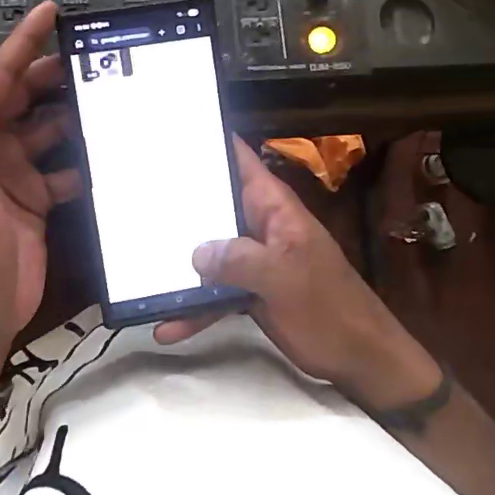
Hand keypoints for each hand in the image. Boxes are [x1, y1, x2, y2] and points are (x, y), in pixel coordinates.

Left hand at [0, 2, 80, 394]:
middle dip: (55, 77)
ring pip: (47, 133)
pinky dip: (83, 160)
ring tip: (114, 93)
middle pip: (23, 101)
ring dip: (74, 115)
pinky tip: (113, 148)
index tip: (51, 14)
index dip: (20, 47)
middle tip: (99, 55)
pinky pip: (62, 170)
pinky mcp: (34, 203)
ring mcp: (11, 178)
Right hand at [154, 137, 441, 409]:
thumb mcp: (285, 280)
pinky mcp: (248, 291)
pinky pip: (212, 292)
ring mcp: (253, 262)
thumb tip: (195, 251)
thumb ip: (240, 260)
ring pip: (207, 252)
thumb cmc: (330, 311)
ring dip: (178, 263)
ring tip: (139, 268)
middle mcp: (260, 229)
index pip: (241, 163)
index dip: (211, 145)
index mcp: (275, 211)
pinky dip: (193, 307)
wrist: (361, 362)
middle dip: (177, 202)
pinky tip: (168, 325)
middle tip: (133, 193)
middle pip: (213, 206)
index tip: (170, 133)